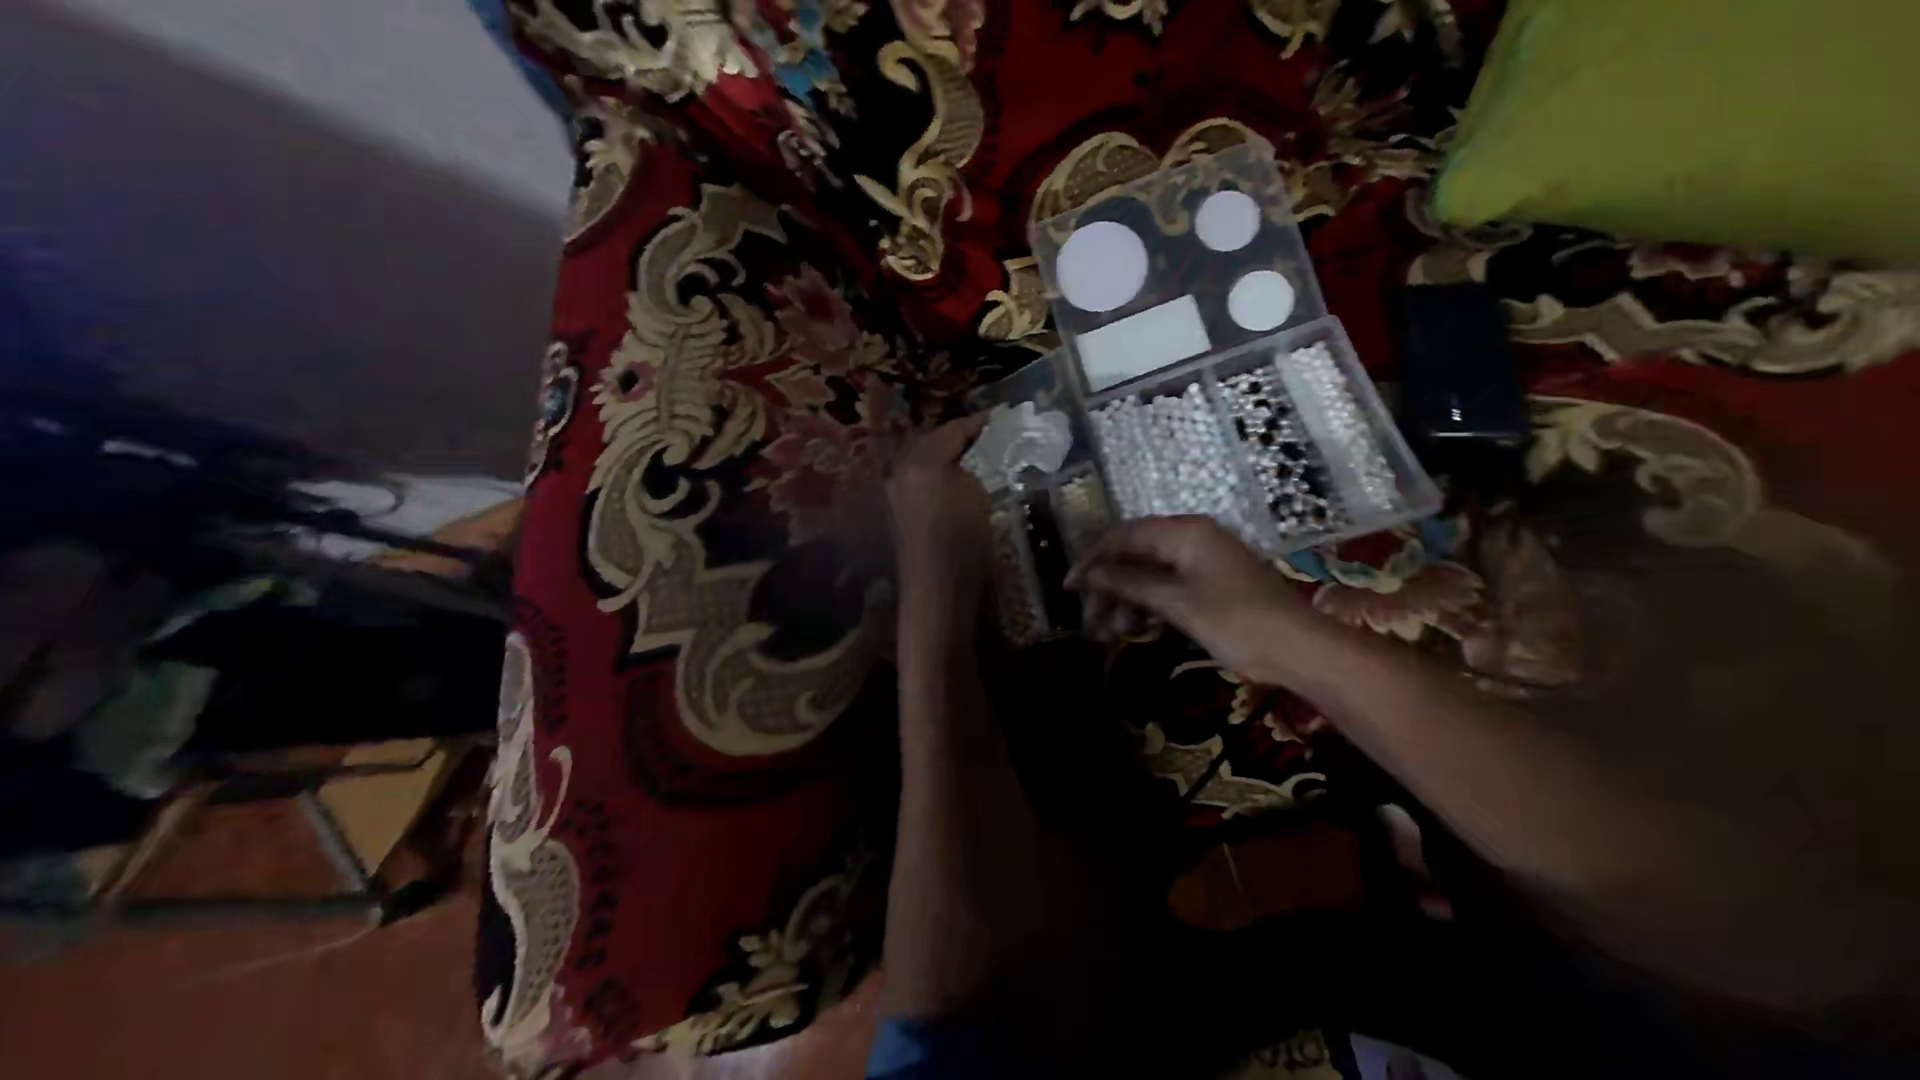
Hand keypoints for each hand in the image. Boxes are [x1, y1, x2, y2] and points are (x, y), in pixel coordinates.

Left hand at [886, 413, 992, 598]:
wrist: (937, 587)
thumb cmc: (964, 541)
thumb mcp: (978, 495)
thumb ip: (970, 469)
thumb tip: (965, 462)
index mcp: (923, 462)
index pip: (951, 430)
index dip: (976, 422)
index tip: (996, 416)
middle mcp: (901, 471)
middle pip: (929, 441)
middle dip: (955, 435)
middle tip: (982, 433)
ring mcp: (894, 492)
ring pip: (920, 460)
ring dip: (942, 453)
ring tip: (969, 453)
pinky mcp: (895, 511)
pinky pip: (916, 479)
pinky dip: (934, 472)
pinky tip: (951, 479)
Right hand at [1067, 516, 1318, 684]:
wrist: (1299, 649)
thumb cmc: (1236, 621)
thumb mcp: (1177, 602)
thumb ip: (1130, 582)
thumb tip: (1091, 572)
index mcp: (1184, 532)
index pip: (1124, 536)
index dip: (1092, 560)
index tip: (1069, 589)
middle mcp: (1191, 538)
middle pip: (1134, 557)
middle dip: (1108, 589)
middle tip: (1090, 624)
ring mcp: (1202, 562)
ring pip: (1148, 576)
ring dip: (1125, 604)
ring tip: (1109, 636)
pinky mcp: (1210, 585)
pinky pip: (1167, 589)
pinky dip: (1148, 609)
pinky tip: (1136, 632)